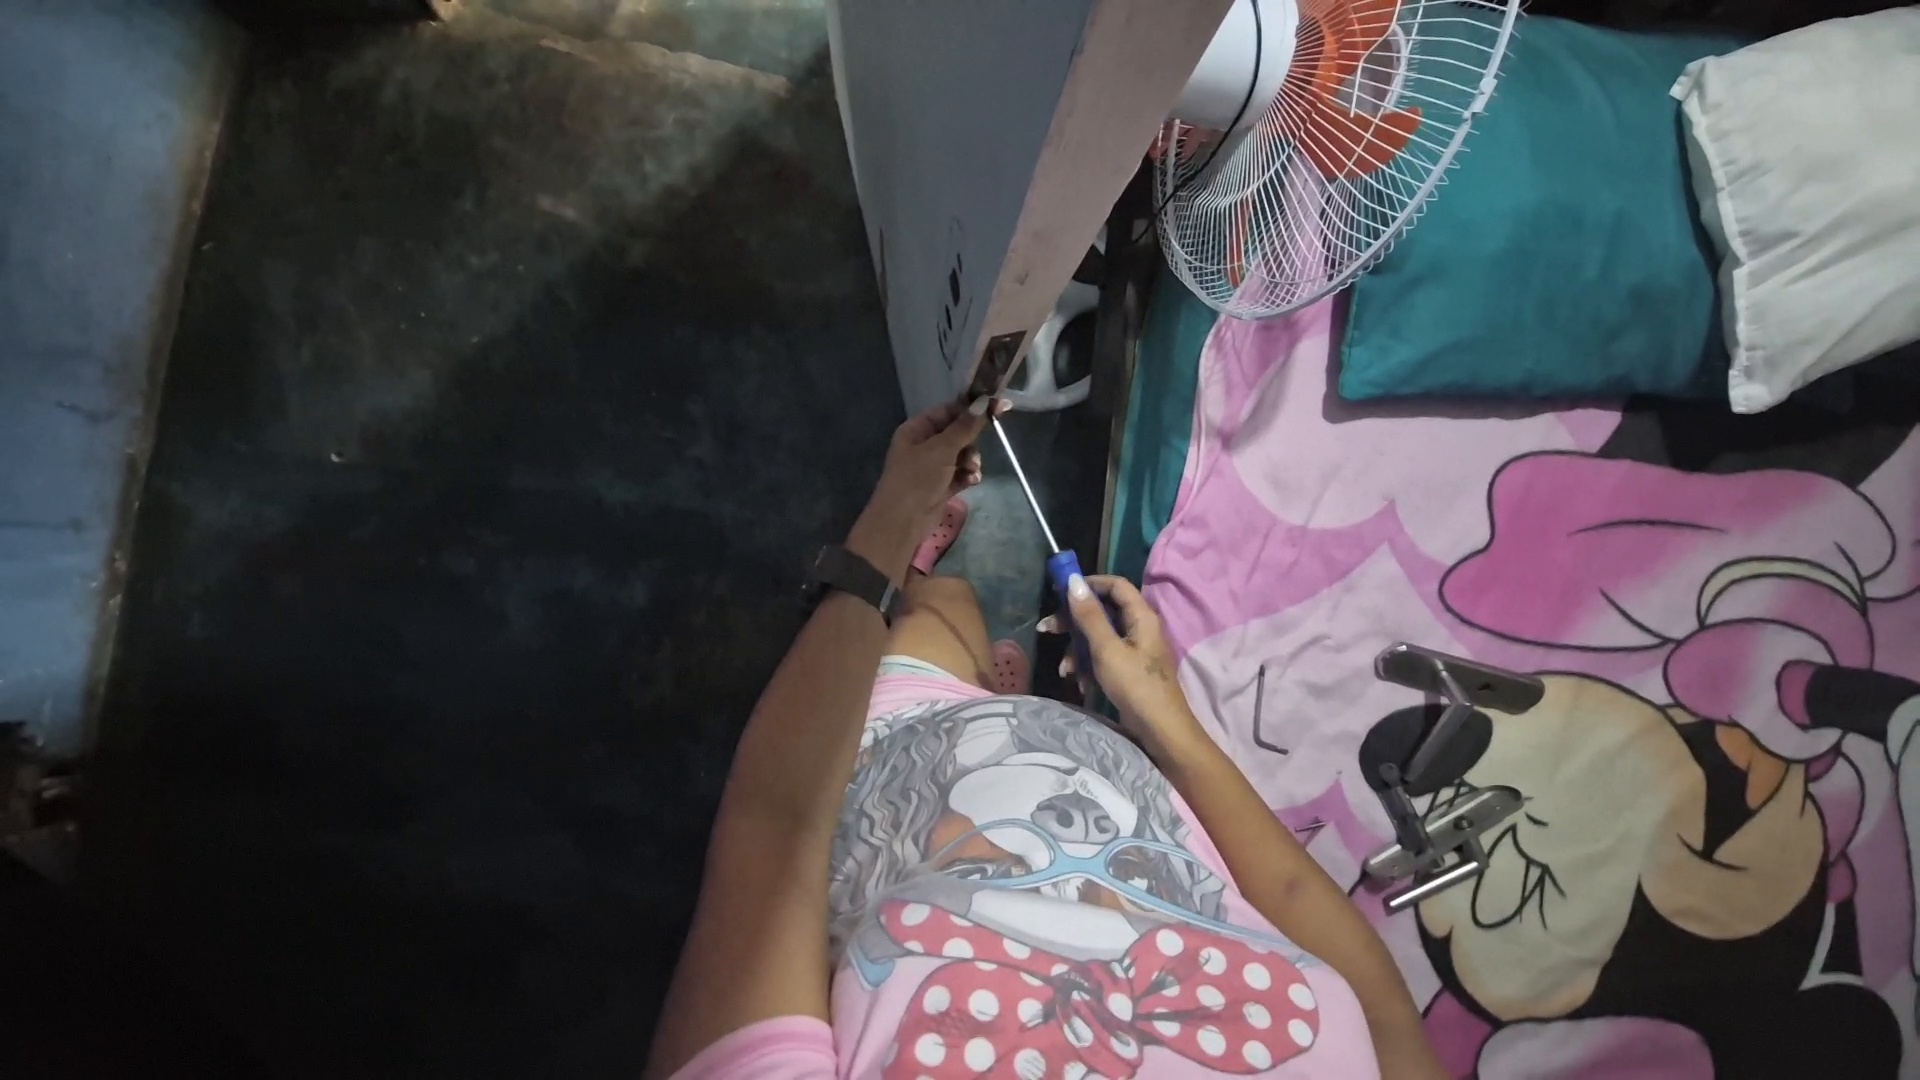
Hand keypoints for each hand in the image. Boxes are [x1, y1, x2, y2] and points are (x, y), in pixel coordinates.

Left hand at [847, 397, 999, 580]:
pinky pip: (961, 473)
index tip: (998, 406)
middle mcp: (924, 445)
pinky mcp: (941, 486)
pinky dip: (968, 475)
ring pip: (962, 454)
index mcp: (917, 429)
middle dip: (971, 440)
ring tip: (972, 469)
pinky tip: (972, 481)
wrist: (903, 521)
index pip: (948, 411)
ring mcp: (933, 467)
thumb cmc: (917, 478)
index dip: (972, 409)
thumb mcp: (942, 449)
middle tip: (987, 439)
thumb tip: (984, 401)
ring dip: (972, 460)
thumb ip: (965, 427)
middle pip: (957, 433)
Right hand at [1047, 574, 1207, 759]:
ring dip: (1078, 650)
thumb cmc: (1136, 686)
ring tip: (1065, 670)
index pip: (1115, 585)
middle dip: (1073, 621)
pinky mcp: (1129, 667)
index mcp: (1141, 616)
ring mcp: (1135, 648)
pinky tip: (1079, 683)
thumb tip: (1073, 582)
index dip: (1088, 583)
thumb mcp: (1107, 649)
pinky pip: (1104, 655)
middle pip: (1102, 610)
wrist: (1161, 731)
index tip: (1060, 592)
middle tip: (1047, 630)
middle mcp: (1139, 627)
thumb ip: (1090, 616)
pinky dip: (1089, 665)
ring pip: (1099, 635)